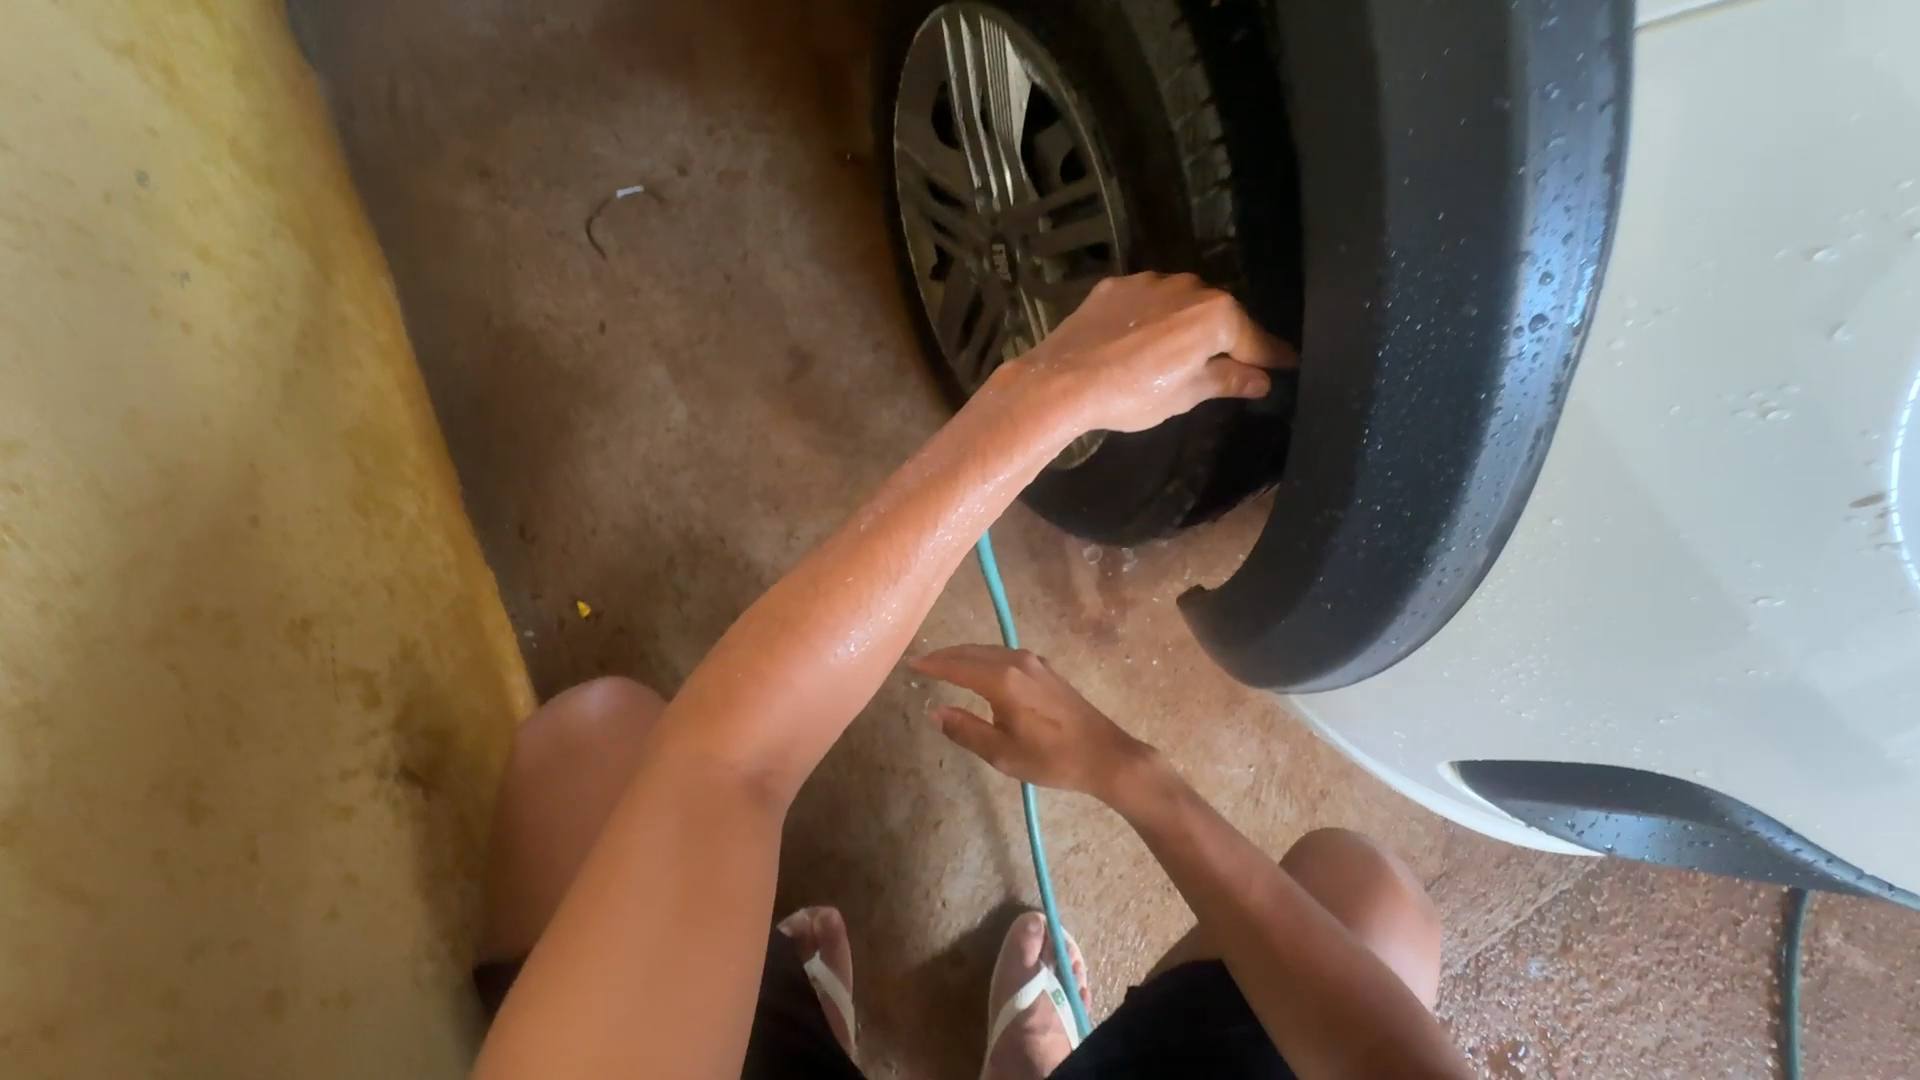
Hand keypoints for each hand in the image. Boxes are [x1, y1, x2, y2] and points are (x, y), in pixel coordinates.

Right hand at [909, 645, 1156, 801]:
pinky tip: (979, 670)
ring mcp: (1034, 662)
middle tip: (922, 663)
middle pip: (971, 652)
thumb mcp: (1002, 753)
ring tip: (944, 665)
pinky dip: (983, 658)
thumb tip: (935, 712)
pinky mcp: (1046, 669)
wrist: (1105, 755)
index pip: (956, 665)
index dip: (932, 665)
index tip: (911, 664)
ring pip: (988, 651)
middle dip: (945, 656)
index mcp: (1002, 680)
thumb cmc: (1051, 758)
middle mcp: (1016, 662)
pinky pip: (1004, 655)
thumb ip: (965, 730)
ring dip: (964, 655)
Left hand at [1003, 272, 1293, 434]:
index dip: (1269, 356)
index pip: (1252, 338)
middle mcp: (1188, 287)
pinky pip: (1145, 301)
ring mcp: (1149, 281)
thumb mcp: (1184, 395)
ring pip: (1179, 302)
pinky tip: (1137, 340)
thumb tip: (1260, 379)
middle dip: (1223, 339)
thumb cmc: (1131, 395)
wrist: (1063, 382)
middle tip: (1226, 364)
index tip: (1286, 364)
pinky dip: (1150, 318)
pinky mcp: (1115, 285)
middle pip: (1217, 314)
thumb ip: (1226, 381)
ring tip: (1174, 354)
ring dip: (1184, 324)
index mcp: (1215, 315)